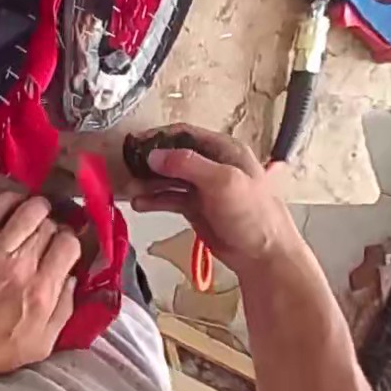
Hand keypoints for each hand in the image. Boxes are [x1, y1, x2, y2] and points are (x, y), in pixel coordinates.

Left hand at [0, 192, 80, 380]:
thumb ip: (64, 310)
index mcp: (42, 290)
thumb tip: (72, 279)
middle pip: (49, 226)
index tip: (65, 246)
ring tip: (38, 210)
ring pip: (27, 212)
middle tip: (49, 232)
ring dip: (37, 207)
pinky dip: (8, 200)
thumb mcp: (41, 343)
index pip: (68, 245)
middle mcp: (21, 266)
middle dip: (54, 225)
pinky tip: (14, 202)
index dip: (70, 240)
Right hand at [127, 124, 305, 274]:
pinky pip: (171, 199)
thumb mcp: (222, 182)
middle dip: (151, 161)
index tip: (135, 142)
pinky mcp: (197, 208)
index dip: (160, 137)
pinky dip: (155, 200)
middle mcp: (213, 165)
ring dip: (149, 182)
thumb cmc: (252, 215)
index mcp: (224, 150)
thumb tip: (154, 155)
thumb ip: (188, 165)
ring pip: (169, 178)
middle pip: (174, 156)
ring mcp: (204, 188)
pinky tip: (140, 204)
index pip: (186, 134)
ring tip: (130, 188)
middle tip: (128, 167)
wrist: (263, 255)